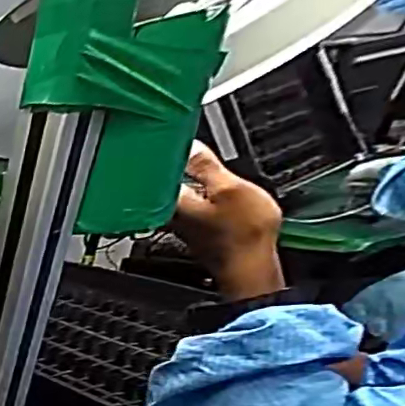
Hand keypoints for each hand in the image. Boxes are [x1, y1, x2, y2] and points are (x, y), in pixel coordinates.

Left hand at [171, 141, 286, 300]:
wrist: (249, 262)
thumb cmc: (242, 230)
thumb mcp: (229, 188)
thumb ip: (206, 168)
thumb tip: (189, 147)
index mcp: (173, 202)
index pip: (155, 175)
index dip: (159, 157)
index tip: (165, 142)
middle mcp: (170, 214)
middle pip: (162, 185)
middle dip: (169, 167)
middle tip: (179, 149)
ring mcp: (180, 222)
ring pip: (174, 194)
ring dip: (181, 179)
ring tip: (191, 164)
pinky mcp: (192, 228)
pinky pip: (186, 204)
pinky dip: (192, 193)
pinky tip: (204, 188)